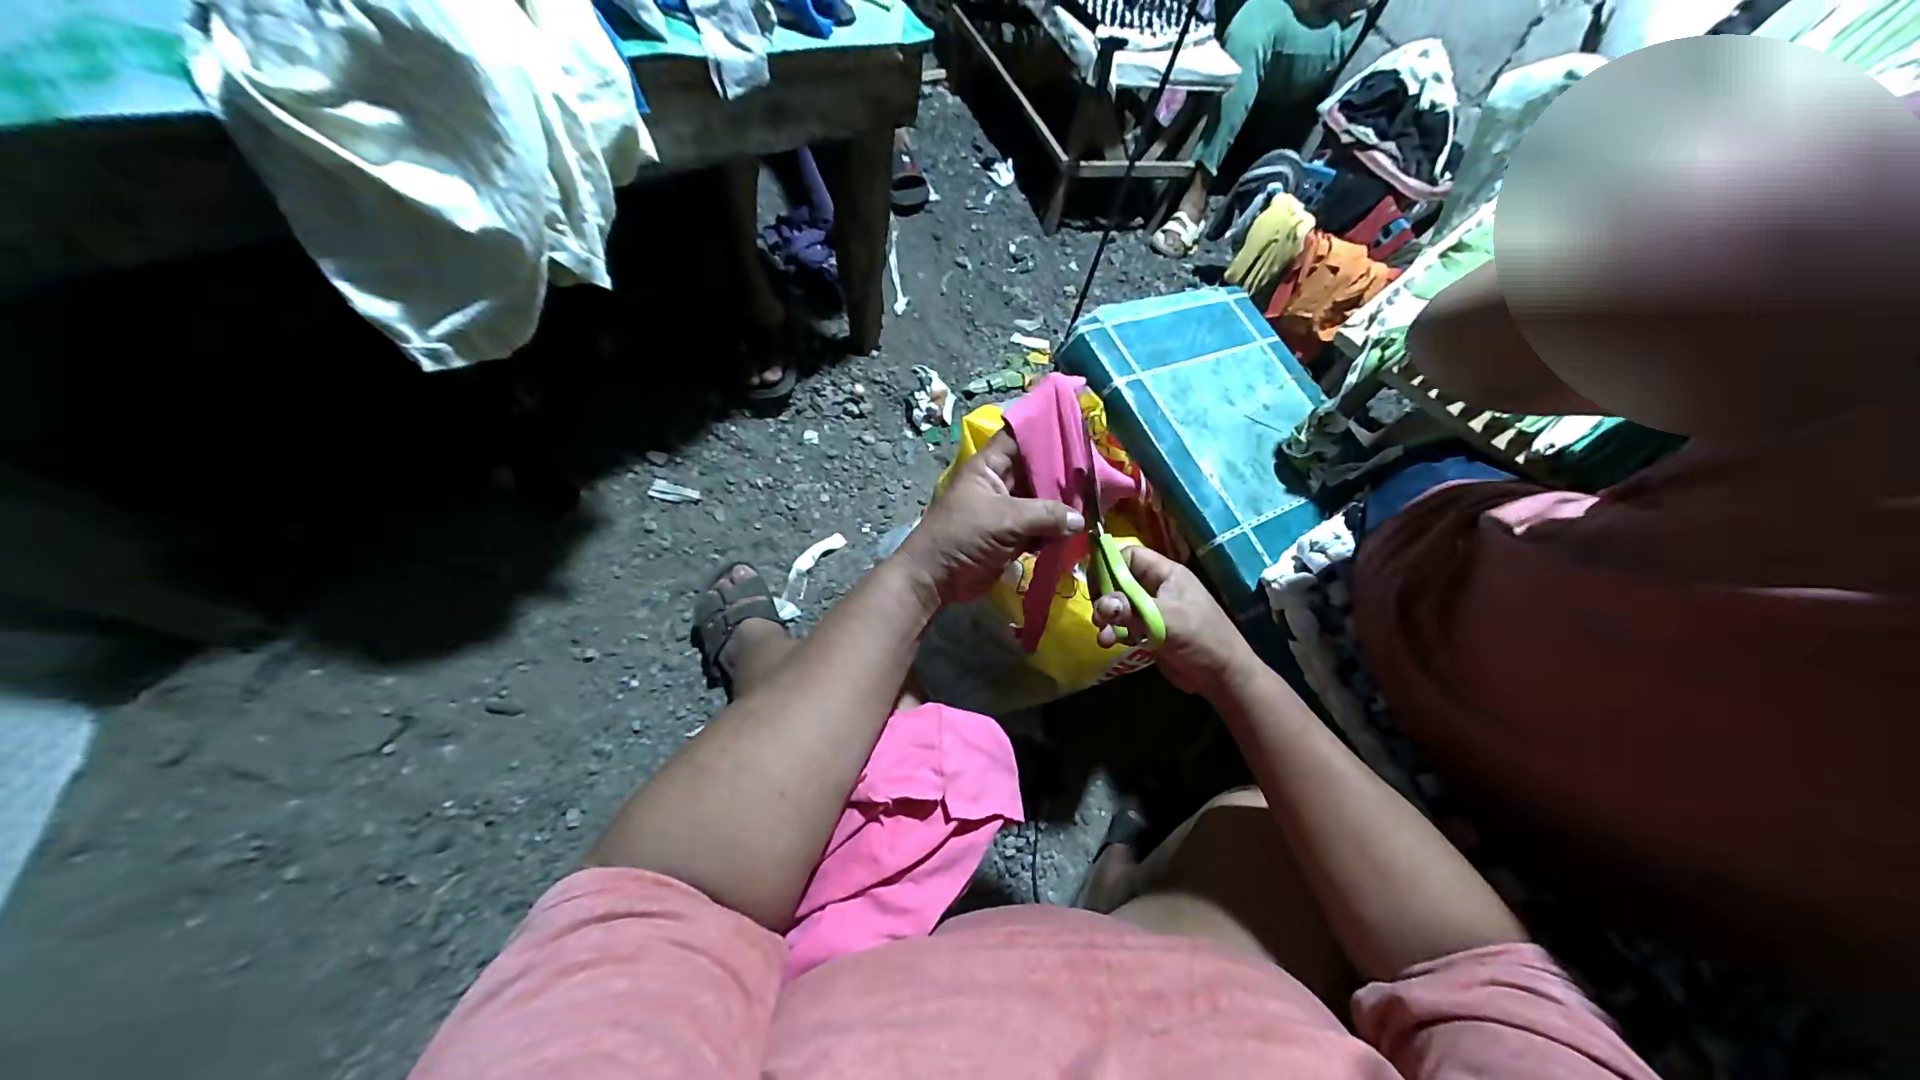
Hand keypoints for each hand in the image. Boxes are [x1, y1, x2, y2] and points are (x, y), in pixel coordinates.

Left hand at [897, 430, 1083, 604]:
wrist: (937, 579)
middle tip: (1099, 471)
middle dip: (1064, 473)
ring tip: (1098, 500)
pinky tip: (1082, 528)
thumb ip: (1045, 515)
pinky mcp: (1013, 536)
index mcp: (990, 466)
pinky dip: (1057, 530)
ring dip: (1064, 505)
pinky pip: (1041, 528)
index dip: (1045, 429)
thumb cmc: (962, 536)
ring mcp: (1008, 511)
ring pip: (1042, 501)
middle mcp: (1001, 483)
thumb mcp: (1004, 518)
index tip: (1078, 427)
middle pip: (1037, 470)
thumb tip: (1080, 519)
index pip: (1019, 436)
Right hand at [1091, 546, 1254, 693]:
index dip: (1110, 566)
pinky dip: (1113, 633)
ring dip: (1106, 620)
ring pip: (1118, 606)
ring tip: (1103, 636)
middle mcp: (1157, 588)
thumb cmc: (1202, 637)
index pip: (1130, 556)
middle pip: (1119, 581)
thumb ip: (1133, 610)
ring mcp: (1152, 611)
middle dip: (1105, 598)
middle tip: (1098, 616)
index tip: (1097, 587)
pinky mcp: (1148, 632)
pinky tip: (1109, 643)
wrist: (1222, 676)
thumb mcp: (1167, 619)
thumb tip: (1103, 605)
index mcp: (1167, 574)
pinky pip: (1123, 626)